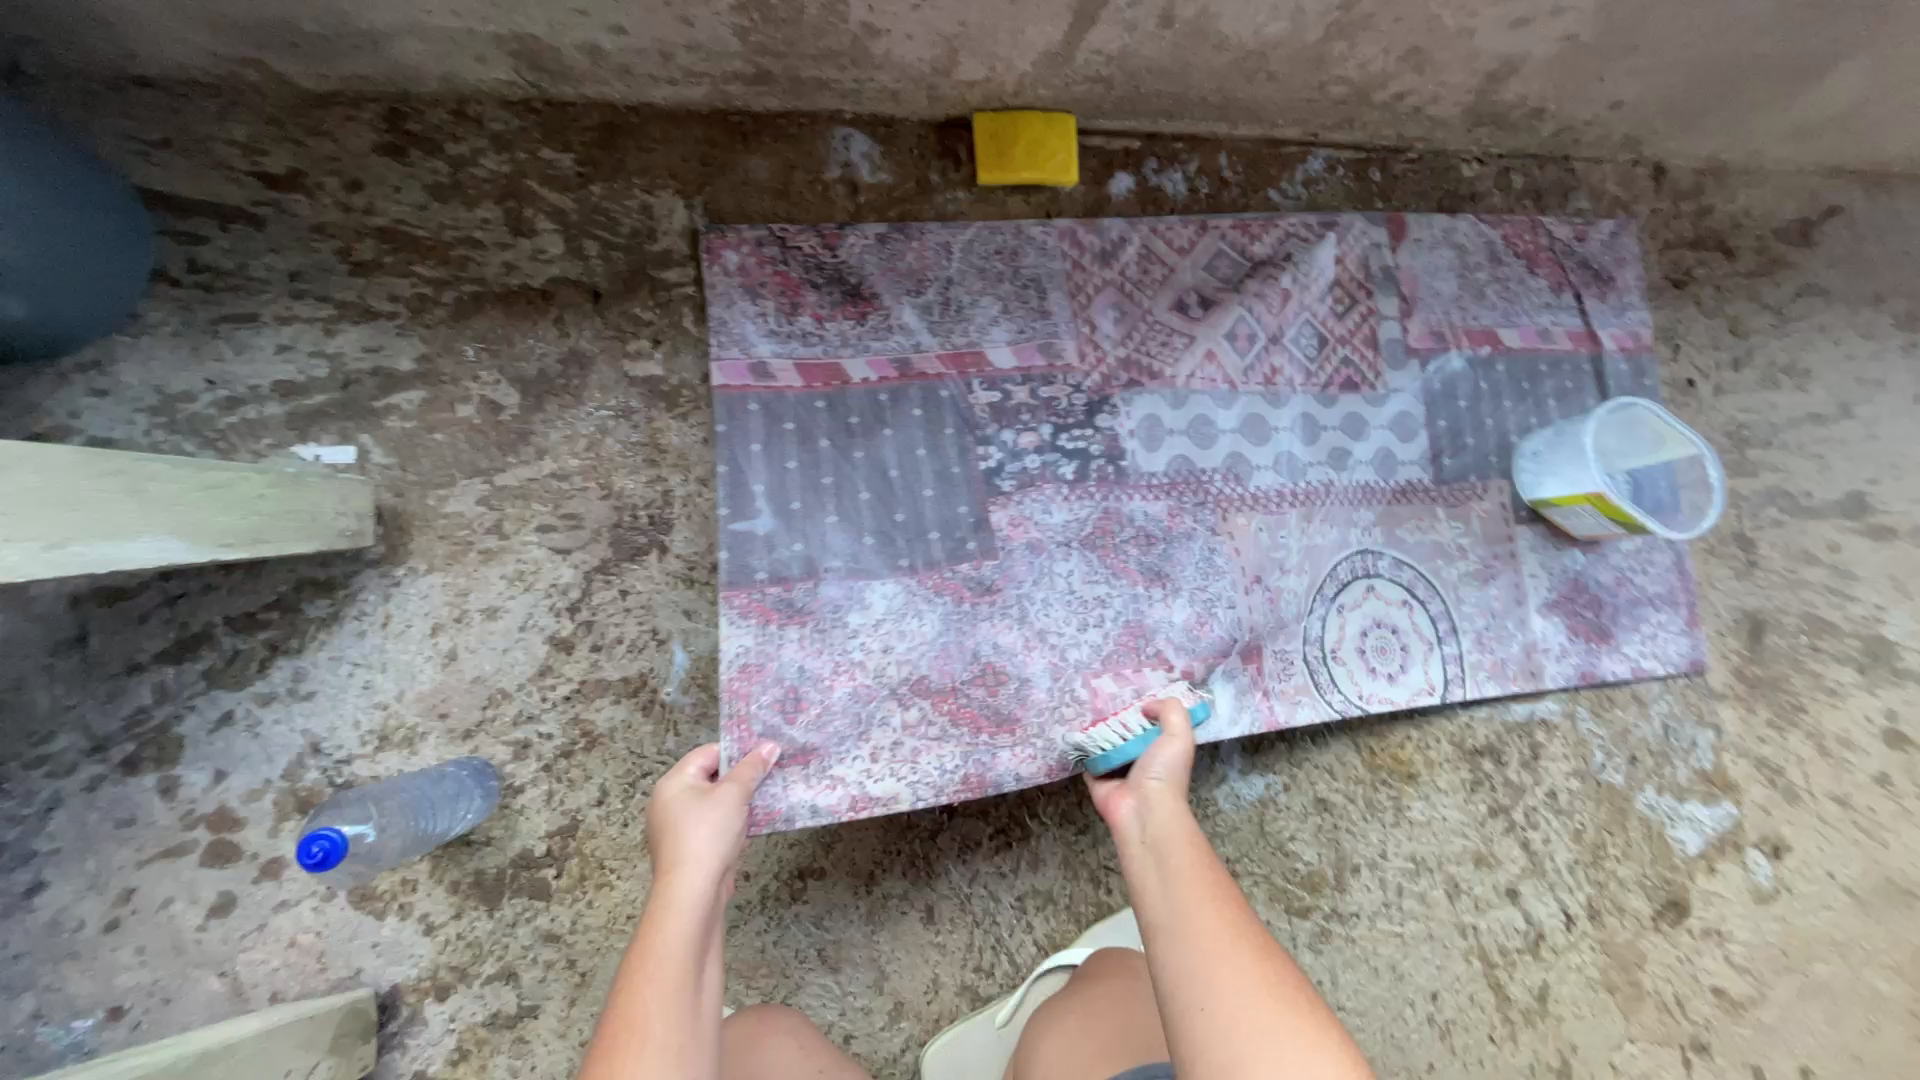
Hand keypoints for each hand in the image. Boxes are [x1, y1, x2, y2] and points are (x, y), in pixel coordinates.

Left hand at [646, 741, 778, 898]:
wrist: (692, 894)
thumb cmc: (709, 834)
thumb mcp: (734, 794)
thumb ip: (752, 768)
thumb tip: (770, 745)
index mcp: (674, 782)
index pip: (708, 753)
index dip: (737, 752)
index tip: (764, 756)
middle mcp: (669, 802)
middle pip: (711, 778)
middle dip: (741, 779)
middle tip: (769, 777)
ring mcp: (676, 828)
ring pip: (714, 804)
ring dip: (739, 803)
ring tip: (766, 800)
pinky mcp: (687, 850)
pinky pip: (712, 827)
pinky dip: (732, 824)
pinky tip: (753, 827)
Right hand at [1084, 697, 1196, 841]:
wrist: (1144, 808)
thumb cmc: (1165, 772)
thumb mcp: (1180, 736)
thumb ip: (1170, 711)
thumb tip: (1146, 705)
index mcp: (1160, 747)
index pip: (1149, 721)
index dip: (1141, 706)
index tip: (1126, 690)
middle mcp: (1138, 756)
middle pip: (1123, 728)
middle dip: (1114, 714)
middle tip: (1098, 693)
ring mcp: (1115, 765)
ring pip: (1102, 739)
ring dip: (1094, 726)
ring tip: (1083, 704)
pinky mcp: (1094, 774)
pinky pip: (1084, 754)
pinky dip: (1079, 742)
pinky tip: (1073, 725)